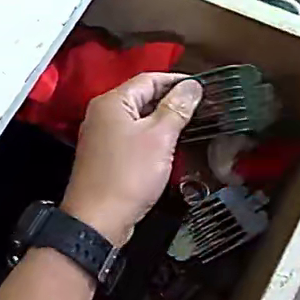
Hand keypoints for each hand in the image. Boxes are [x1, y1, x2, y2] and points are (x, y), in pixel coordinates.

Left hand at [62, 72, 203, 244]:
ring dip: (163, 120)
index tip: (201, 87)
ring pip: (138, 118)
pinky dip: (151, 137)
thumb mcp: (159, 138)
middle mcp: (102, 114)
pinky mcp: (105, 156)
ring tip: (190, 125)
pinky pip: (132, 136)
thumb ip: (177, 108)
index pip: (149, 78)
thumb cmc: (127, 177)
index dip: (177, 80)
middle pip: (142, 96)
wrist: (97, 220)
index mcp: (112, 102)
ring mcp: (102, 135)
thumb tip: (192, 86)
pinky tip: (168, 146)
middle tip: (200, 107)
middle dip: (171, 100)